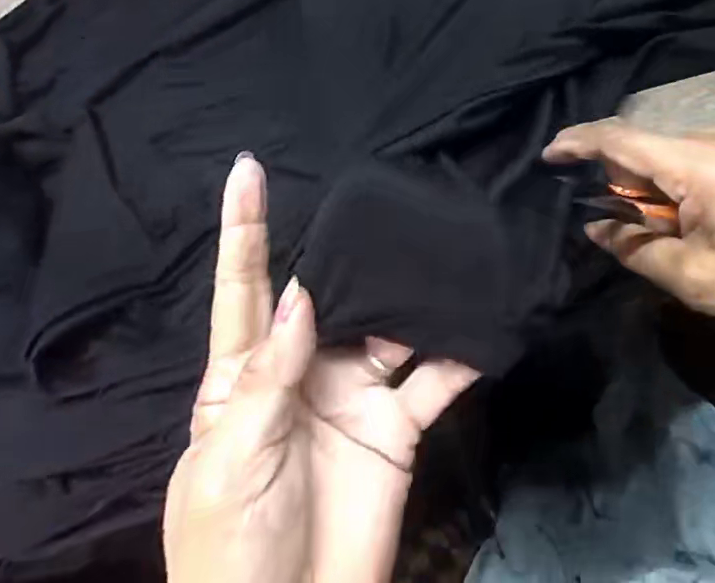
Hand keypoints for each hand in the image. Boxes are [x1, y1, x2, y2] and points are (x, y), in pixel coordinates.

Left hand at [164, 156, 478, 582]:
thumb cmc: (230, 548)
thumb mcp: (230, 464)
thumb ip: (268, 377)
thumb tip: (301, 294)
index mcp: (246, 377)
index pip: (245, 289)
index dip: (245, 229)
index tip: (246, 170)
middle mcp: (305, 370)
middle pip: (330, 295)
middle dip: (350, 253)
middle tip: (383, 203)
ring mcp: (355, 394)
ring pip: (390, 326)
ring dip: (414, 296)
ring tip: (441, 251)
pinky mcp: (397, 424)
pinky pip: (435, 379)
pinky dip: (462, 355)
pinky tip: (485, 328)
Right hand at [544, 119, 714, 367]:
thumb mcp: (695, 279)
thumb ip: (635, 248)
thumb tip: (596, 226)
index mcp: (698, 164)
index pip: (620, 138)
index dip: (578, 143)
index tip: (546, 157)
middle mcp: (711, 141)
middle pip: (639, 142)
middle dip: (608, 172)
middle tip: (588, 211)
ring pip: (660, 151)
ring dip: (637, 182)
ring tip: (630, 224)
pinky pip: (683, 160)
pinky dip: (662, 183)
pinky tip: (665, 218)